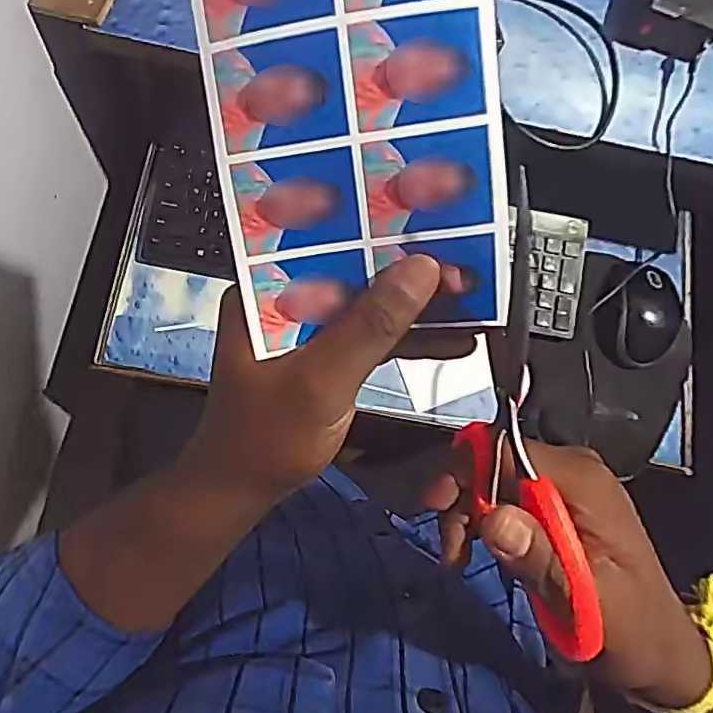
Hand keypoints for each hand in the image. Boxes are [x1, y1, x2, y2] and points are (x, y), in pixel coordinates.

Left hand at [180, 255, 475, 498]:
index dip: (373, 231)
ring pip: (367, 305)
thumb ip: (369, 326)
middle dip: (405, 270)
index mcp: (261, 293)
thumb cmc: (263, 440)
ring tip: (471, 296)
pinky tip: (453, 337)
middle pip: (351, 273)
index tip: (423, 221)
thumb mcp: (320, 381)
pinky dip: (407, 338)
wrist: (241, 490)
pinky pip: (370, 337)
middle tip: (461, 263)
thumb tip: (419, 271)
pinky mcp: (323, 356)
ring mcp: (305, 330)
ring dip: (415, 305)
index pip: (321, 246)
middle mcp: (281, 302)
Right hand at [423, 441, 710, 706]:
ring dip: (464, 511)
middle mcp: (570, 469)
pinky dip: (478, 516)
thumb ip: (540, 557)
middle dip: (460, 497)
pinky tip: (477, 547)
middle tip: (452, 548)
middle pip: (490, 457)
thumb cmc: (632, 632)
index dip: (464, 471)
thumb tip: (493, 517)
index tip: (440, 510)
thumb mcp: (587, 602)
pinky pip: (499, 491)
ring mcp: (561, 483)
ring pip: (487, 474)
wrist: (661, 657)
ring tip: (461, 556)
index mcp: (581, 481)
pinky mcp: (552, 500)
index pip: (502, 447)